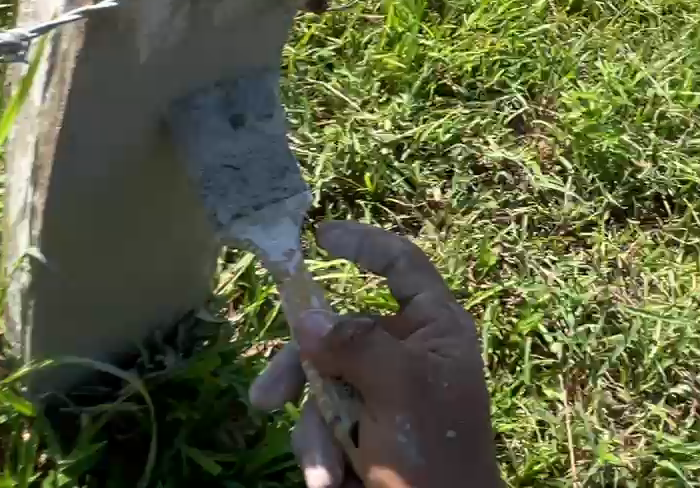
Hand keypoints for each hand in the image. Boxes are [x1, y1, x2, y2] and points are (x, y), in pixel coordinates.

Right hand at [250, 221, 500, 487]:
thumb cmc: (433, 454)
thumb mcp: (399, 389)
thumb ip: (355, 345)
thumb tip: (309, 319)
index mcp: (435, 327)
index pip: (401, 265)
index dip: (364, 244)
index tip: (320, 235)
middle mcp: (409, 352)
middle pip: (343, 331)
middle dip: (304, 367)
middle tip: (264, 398)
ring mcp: (385, 393)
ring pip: (325, 383)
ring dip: (315, 428)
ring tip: (324, 470)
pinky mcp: (364, 432)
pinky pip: (324, 424)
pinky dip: (320, 454)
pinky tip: (331, 483)